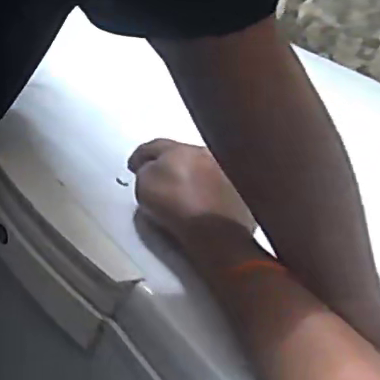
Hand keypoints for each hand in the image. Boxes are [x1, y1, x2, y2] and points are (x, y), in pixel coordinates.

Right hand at [129, 138, 255, 247]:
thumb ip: (146, 168)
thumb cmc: (175, 204)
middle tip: (158, 178)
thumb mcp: (143, 182)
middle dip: (170, 164)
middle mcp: (211, 156)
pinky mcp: (244, 197)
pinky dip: (207, 194)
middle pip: (183, 156)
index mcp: (184, 148)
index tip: (135, 168)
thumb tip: (153, 169)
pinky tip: (198, 204)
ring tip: (180, 193)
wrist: (214, 233)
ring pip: (204, 171)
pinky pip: (218, 189)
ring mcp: (231, 176)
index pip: (155, 146)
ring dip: (192, 178)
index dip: (140, 156)